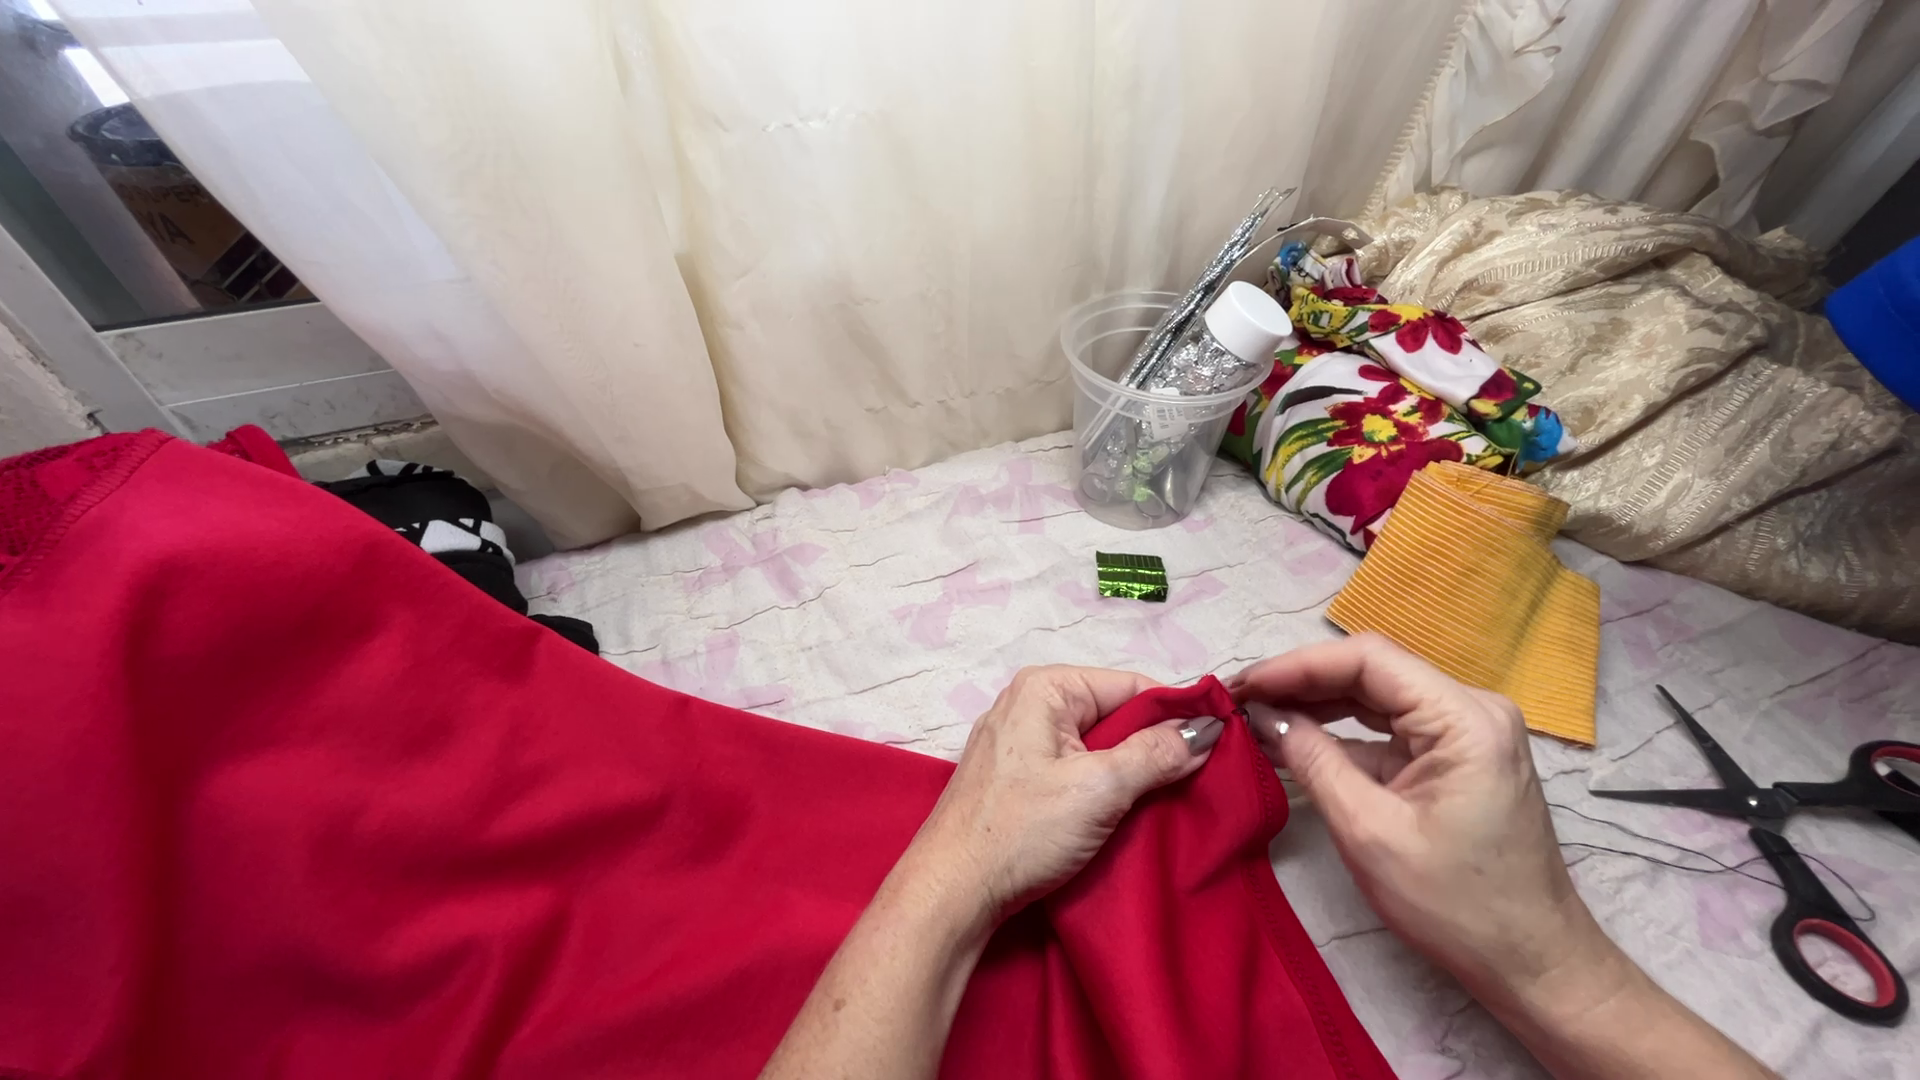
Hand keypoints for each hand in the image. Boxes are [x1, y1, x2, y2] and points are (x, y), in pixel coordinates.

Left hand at [911, 665, 1221, 924]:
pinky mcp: (1017, 772)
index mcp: (1045, 687)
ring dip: (1130, 768)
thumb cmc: (1021, 831)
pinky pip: (1074, 762)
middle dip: (1153, 744)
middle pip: (1114, 712)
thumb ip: (1156, 753)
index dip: (1175, 713)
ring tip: (1163, 798)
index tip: (1216, 745)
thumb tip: (1205, 729)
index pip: (1130, 685)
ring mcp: (1019, 737)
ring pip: (1096, 741)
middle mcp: (1029, 701)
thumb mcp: (1100, 788)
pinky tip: (1122, 809)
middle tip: (1194, 779)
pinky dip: (1102, 782)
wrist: (953, 890)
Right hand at [1228, 634, 1609, 1003]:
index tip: (1244, 687)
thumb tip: (1262, 715)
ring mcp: (1461, 731)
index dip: (1296, 666)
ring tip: (1255, 713)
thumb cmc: (1456, 905)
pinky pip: (1382, 725)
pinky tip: (1292, 737)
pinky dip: (1335, 730)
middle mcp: (1469, 709)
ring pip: (1372, 694)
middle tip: (1239, 699)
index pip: (1367, 660)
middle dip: (1299, 681)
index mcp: (1464, 719)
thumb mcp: (1368, 831)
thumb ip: (1312, 759)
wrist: (1532, 966)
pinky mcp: (1449, 755)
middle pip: (1369, 670)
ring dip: (1312, 702)